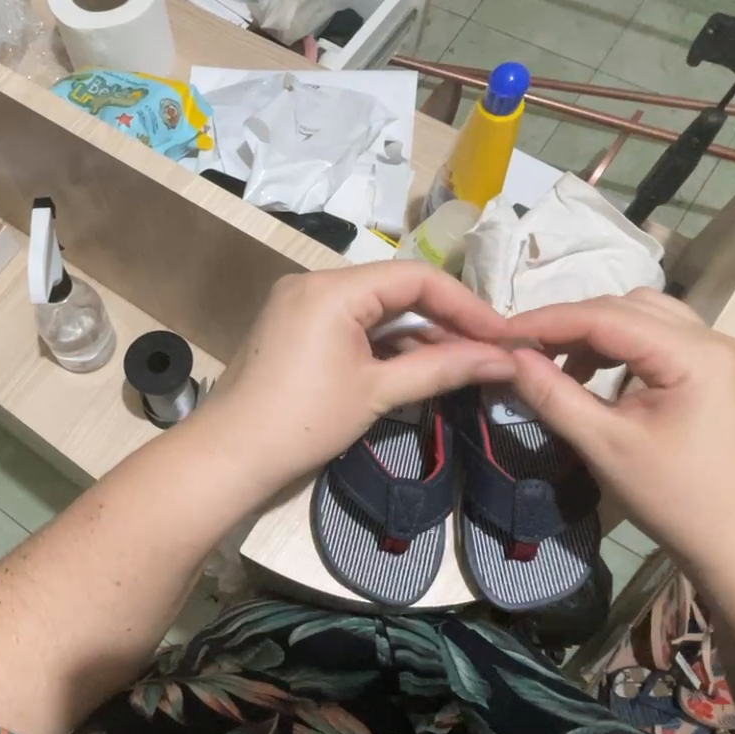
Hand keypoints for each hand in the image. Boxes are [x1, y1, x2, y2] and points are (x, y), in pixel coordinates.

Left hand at [193, 262, 516, 489]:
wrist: (229, 455)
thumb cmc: (303, 422)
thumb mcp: (377, 392)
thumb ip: (442, 367)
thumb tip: (505, 359)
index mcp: (331, 287)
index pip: (415, 278)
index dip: (466, 305)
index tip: (504, 336)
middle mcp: (312, 282)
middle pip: (393, 289)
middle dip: (443, 319)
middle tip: (488, 350)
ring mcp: (296, 304)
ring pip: (371, 308)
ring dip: (414, 333)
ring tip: (461, 361)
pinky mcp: (290, 327)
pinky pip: (347, 324)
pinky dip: (380, 343)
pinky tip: (414, 365)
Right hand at [503, 289, 734, 568]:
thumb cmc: (673, 497)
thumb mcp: (603, 446)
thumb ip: (553, 395)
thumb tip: (508, 357)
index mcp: (695, 356)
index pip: (607, 317)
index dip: (548, 321)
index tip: (499, 334)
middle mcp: (713, 340)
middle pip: (625, 307)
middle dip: (568, 324)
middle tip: (522, 351)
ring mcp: (718, 351)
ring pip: (640, 315)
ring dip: (592, 332)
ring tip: (556, 364)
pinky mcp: (713, 367)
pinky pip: (655, 335)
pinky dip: (616, 345)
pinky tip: (593, 375)